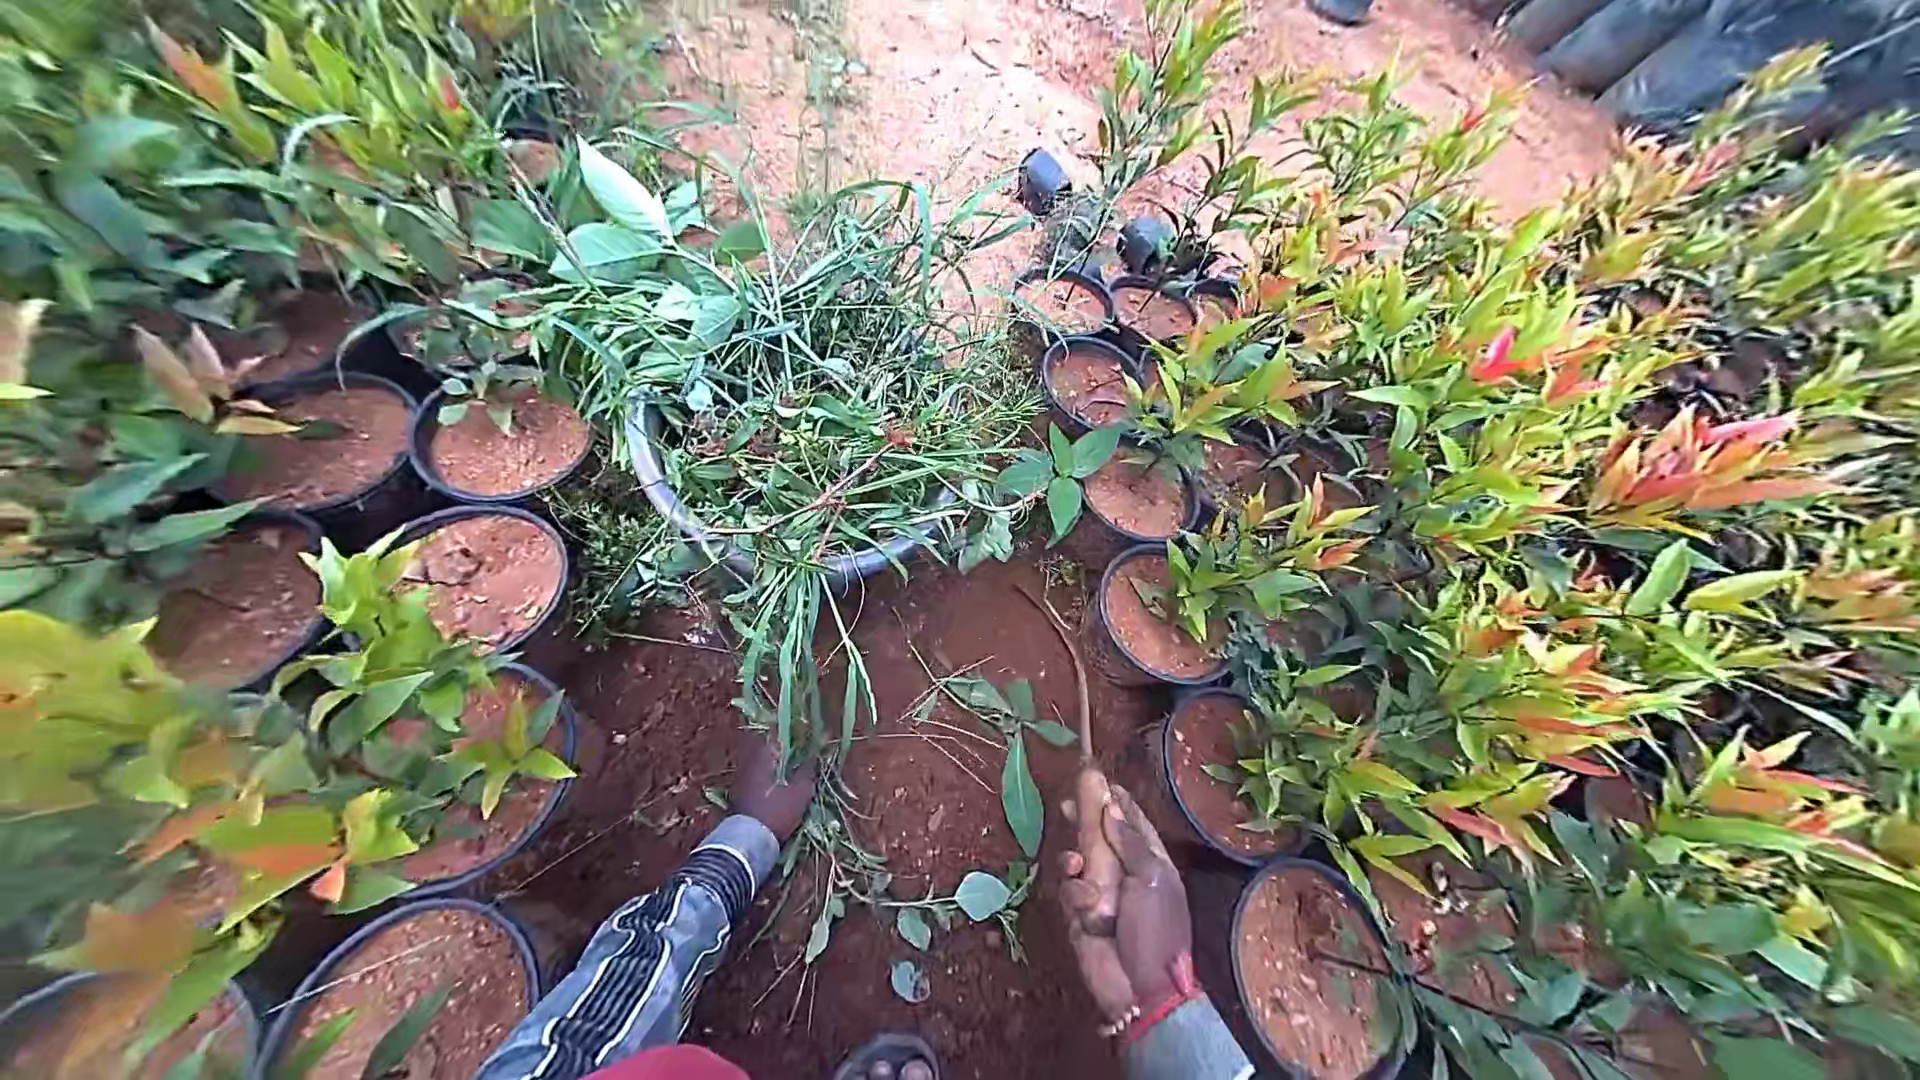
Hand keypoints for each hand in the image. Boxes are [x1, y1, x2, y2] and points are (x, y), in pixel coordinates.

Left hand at [730, 730, 816, 843]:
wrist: (748, 845)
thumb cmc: (776, 812)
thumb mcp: (800, 791)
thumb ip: (809, 769)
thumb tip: (817, 753)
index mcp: (764, 756)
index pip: (780, 734)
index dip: (797, 735)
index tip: (810, 738)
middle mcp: (750, 762)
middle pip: (772, 748)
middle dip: (789, 751)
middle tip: (807, 757)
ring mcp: (743, 778)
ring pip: (766, 764)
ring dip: (781, 766)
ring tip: (799, 774)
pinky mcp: (741, 794)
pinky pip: (761, 777)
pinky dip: (773, 778)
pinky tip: (784, 789)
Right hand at [1058, 781, 1191, 1021]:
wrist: (1142, 991)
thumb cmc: (1157, 930)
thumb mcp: (1152, 879)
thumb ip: (1129, 840)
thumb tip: (1111, 805)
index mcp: (1150, 860)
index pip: (1131, 820)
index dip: (1116, 799)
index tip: (1099, 778)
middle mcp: (1123, 870)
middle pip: (1099, 833)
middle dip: (1084, 818)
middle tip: (1070, 803)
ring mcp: (1100, 890)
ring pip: (1077, 857)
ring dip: (1076, 858)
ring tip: (1078, 864)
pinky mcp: (1079, 911)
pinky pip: (1070, 888)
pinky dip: (1076, 892)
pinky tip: (1087, 902)